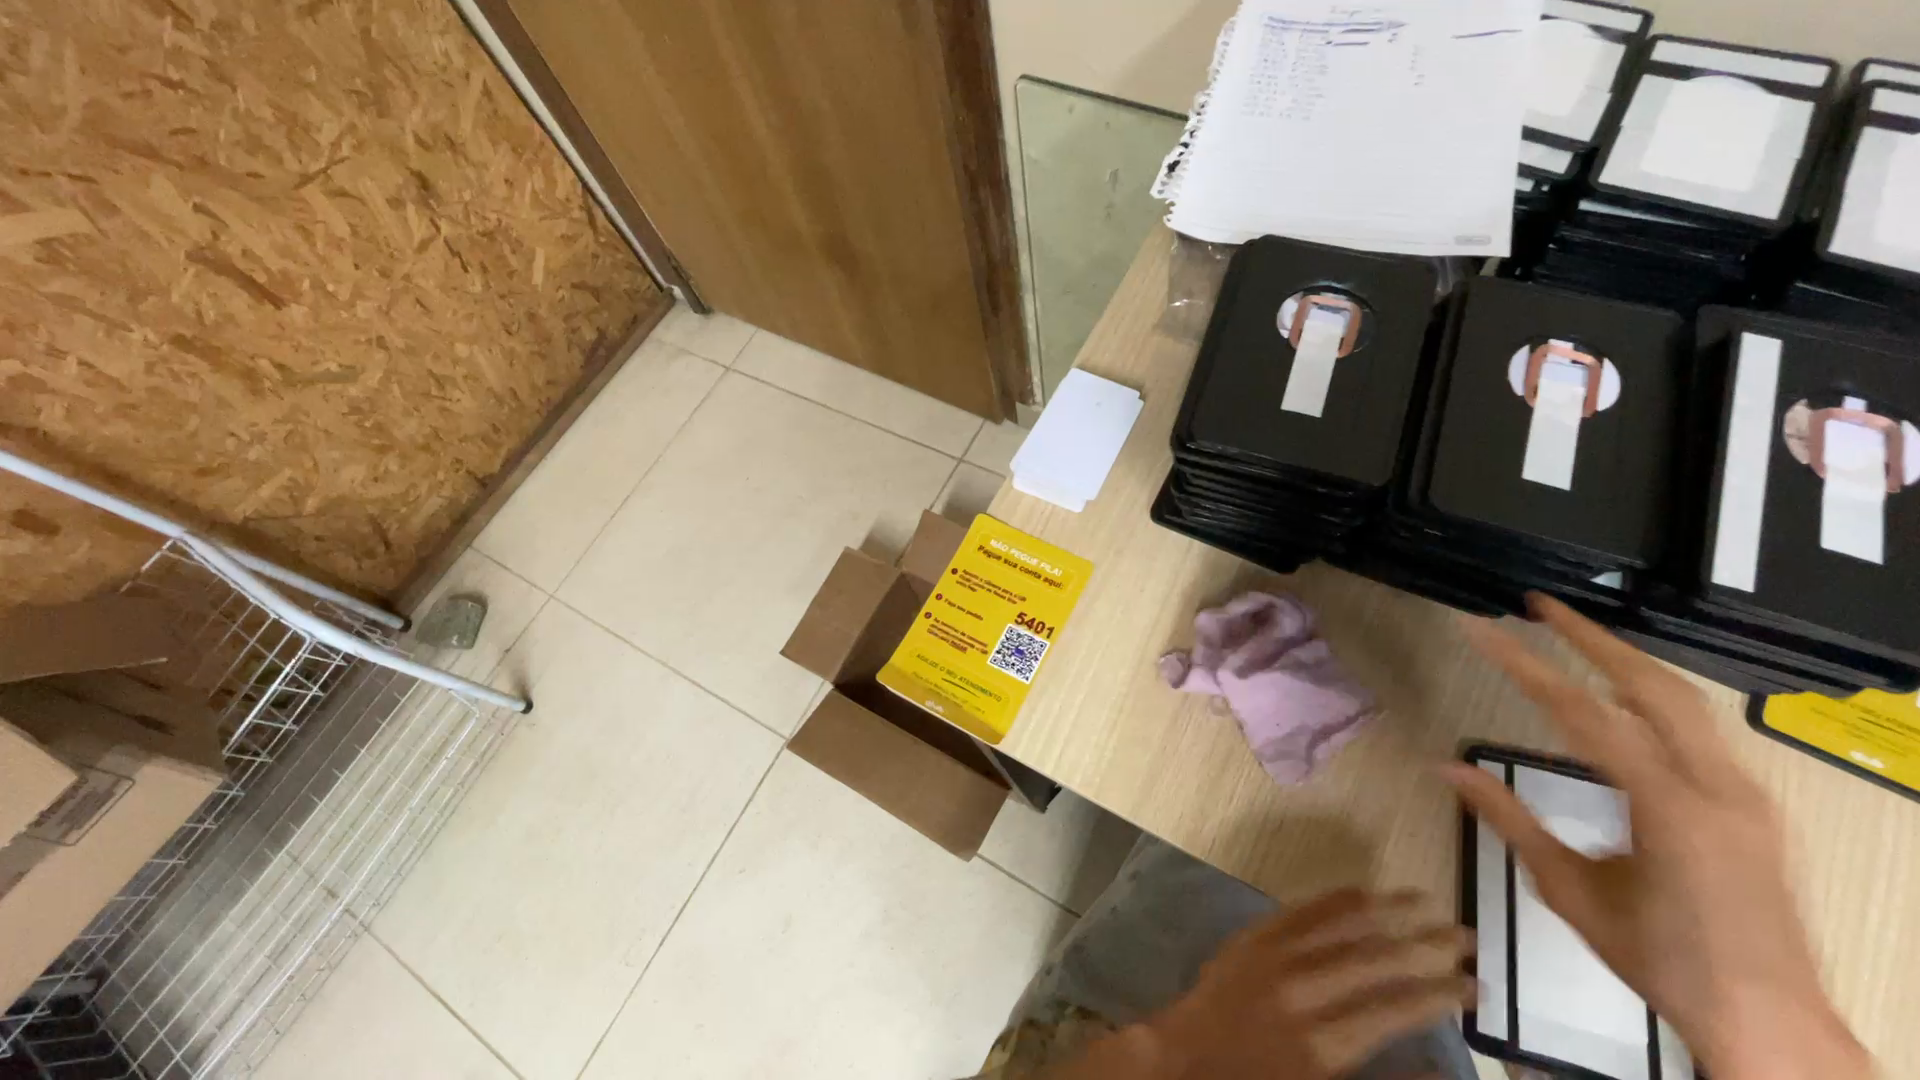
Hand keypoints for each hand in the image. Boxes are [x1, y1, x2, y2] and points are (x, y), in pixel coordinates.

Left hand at [1048, 889, 1473, 1079]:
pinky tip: (1365, 891)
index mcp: (1325, 1044)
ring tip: (1428, 904)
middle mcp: (1305, 993)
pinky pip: (1301, 911)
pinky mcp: (1253, 937)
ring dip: (1389, 912)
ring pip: (1342, 925)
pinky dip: (1337, 900)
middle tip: (1467, 937)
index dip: (1440, 994)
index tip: (1474, 985)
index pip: (1396, 1008)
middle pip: (1377, 960)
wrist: (1184, 1057)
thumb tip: (1443, 1069)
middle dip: (1426, 946)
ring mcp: (1275, 958)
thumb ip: (1385, 1079)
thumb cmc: (1258, 1079)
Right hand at [1445, 594, 1873, 1079]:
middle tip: (1538, 606)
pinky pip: (1700, 731)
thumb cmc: (1659, 959)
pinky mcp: (1754, 805)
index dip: (1524, 666)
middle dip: (1592, 638)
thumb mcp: (1571, 889)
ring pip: (1685, 702)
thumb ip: (1508, 820)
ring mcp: (1746, 793)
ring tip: (1575, 636)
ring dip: (1625, 661)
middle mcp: (1718, 787)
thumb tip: (1445, 768)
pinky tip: (1623, 699)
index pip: (1582, 713)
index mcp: (1669, 807)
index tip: (1480, 630)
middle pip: (1652, 686)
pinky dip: (1652, 698)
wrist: (1769, 1020)